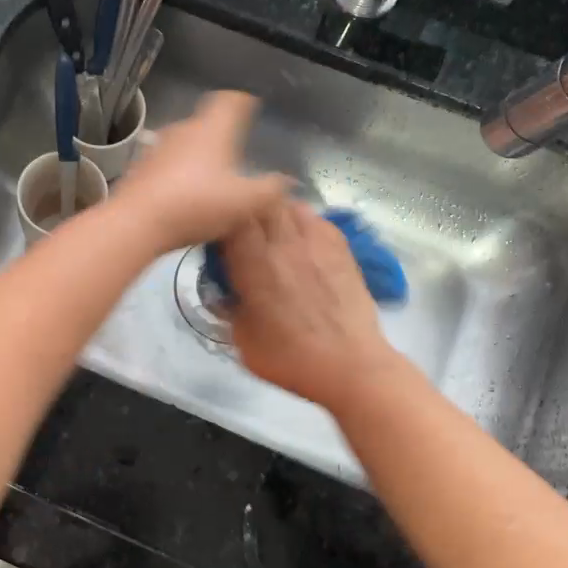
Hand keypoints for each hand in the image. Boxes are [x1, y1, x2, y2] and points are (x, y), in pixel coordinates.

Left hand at [113, 91, 290, 250]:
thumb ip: (271, 190)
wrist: (135, 223)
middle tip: (236, 155)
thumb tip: (288, 182)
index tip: (250, 106)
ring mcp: (156, 150)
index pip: (230, 101)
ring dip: (197, 158)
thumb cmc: (196, 204)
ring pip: (183, 146)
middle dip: (221, 136)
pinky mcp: (138, 172)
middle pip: (205, 124)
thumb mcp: (245, 202)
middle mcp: (182, 131)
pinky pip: (165, 167)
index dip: (243, 101)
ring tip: (211, 179)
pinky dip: (177, 176)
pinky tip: (184, 198)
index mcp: (211, 129)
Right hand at [222, 200, 408, 409]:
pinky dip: (304, 224)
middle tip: (242, 231)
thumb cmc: (291, 359)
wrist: (351, 366)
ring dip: (277, 213)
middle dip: (248, 210)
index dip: (222, 219)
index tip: (217, 234)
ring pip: (292, 206)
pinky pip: (318, 221)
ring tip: (272, 232)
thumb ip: (231, 307)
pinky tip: (302, 243)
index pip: (233, 217)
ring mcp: (318, 243)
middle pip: (263, 202)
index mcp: (255, 264)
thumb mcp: (242, 339)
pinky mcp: (342, 250)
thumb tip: (228, 292)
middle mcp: (286, 244)